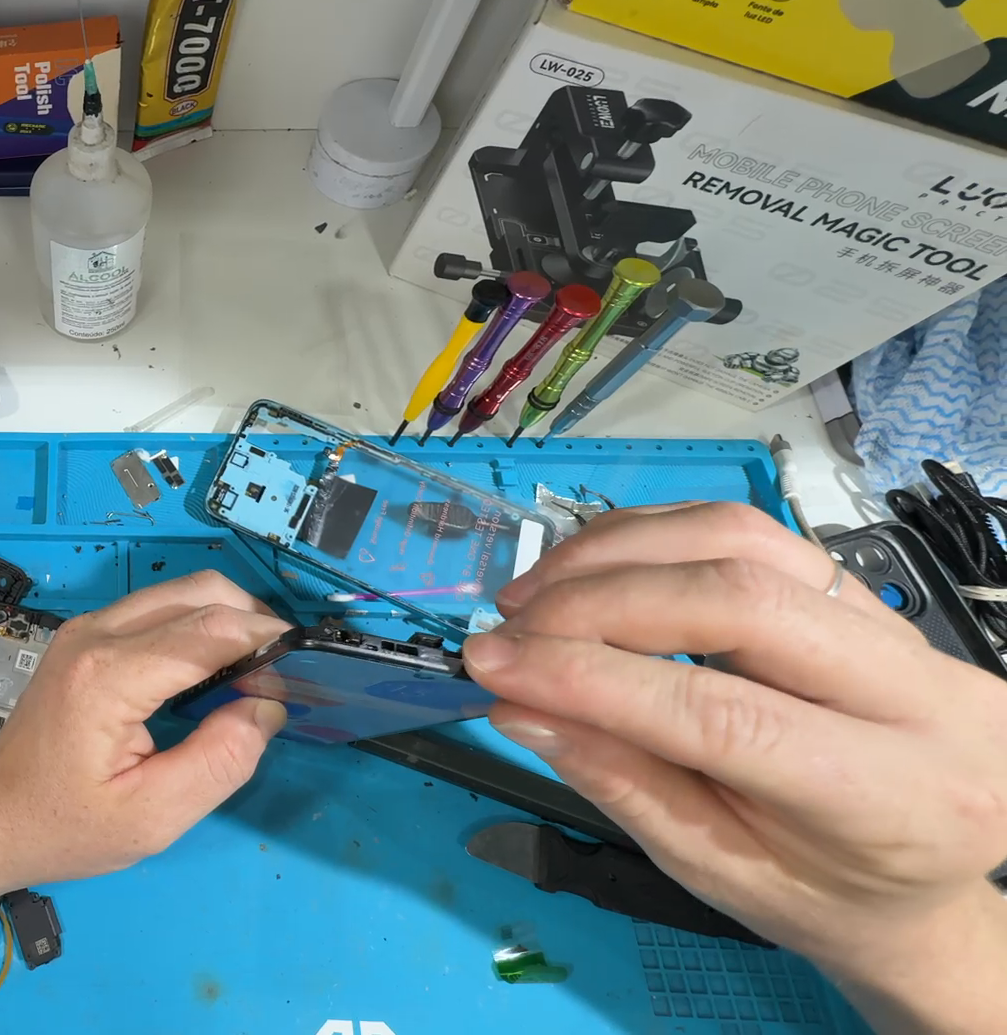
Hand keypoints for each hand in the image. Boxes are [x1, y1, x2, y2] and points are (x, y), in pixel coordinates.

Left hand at [0, 571, 289, 890]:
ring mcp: (86, 628)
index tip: (305, 668)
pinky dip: (195, 625)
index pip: (209, 628)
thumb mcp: (153, 816)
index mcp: (110, 674)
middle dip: (252, 619)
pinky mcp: (85, 636)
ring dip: (225, 618)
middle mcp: (96, 633)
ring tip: (256, 670)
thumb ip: (221, 760)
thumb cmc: (65, 824)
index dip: (266, 641)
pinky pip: (155, 610)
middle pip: (197, 591)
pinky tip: (213, 667)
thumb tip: (268, 708)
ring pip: (177, 592)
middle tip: (283, 669)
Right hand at [460, 502, 1006, 999]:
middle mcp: (924, 692)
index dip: (586, 677)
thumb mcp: (701, 863)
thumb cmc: (802, 884)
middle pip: (736, 600)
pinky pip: (727, 528)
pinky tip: (578, 575)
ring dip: (603, 557)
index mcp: (897, 797)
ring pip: (732, 539)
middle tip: (506, 630)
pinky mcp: (846, 585)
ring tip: (529, 598)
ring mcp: (892, 623)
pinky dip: (631, 538)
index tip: (487, 663)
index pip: (721, 713)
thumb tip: (514, 705)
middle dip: (591, 604)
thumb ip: (613, 779)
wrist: (902, 869)